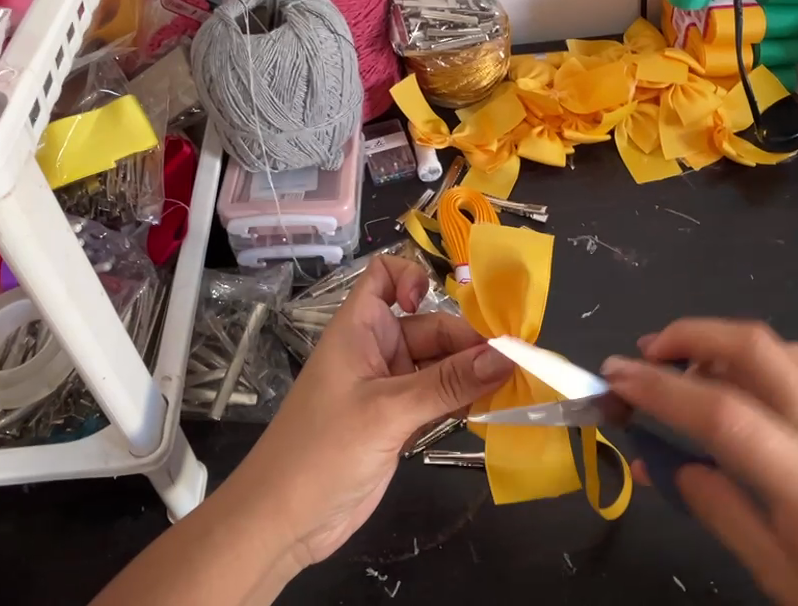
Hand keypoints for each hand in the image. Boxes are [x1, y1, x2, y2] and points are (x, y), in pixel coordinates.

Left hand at [224, 255, 513, 566]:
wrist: (283, 521)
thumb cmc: (324, 449)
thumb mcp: (389, 411)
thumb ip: (449, 383)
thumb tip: (507, 355)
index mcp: (360, 327)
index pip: (385, 275)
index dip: (412, 277)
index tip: (438, 303)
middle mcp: (375, 348)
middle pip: (430, 326)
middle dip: (467, 342)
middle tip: (513, 365)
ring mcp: (388, 386)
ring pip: (439, 364)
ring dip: (471, 374)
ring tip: (514, 388)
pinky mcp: (398, 420)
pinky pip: (438, 397)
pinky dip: (462, 401)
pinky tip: (492, 411)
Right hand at [602, 320, 797, 605]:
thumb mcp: (791, 585)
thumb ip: (727, 515)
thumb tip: (672, 465)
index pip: (719, 413)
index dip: (659, 387)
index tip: (615, 377)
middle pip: (754, 348)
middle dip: (688, 335)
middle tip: (644, 354)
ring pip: (782, 349)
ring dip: (723, 343)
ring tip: (683, 367)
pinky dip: (761, 360)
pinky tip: (742, 386)